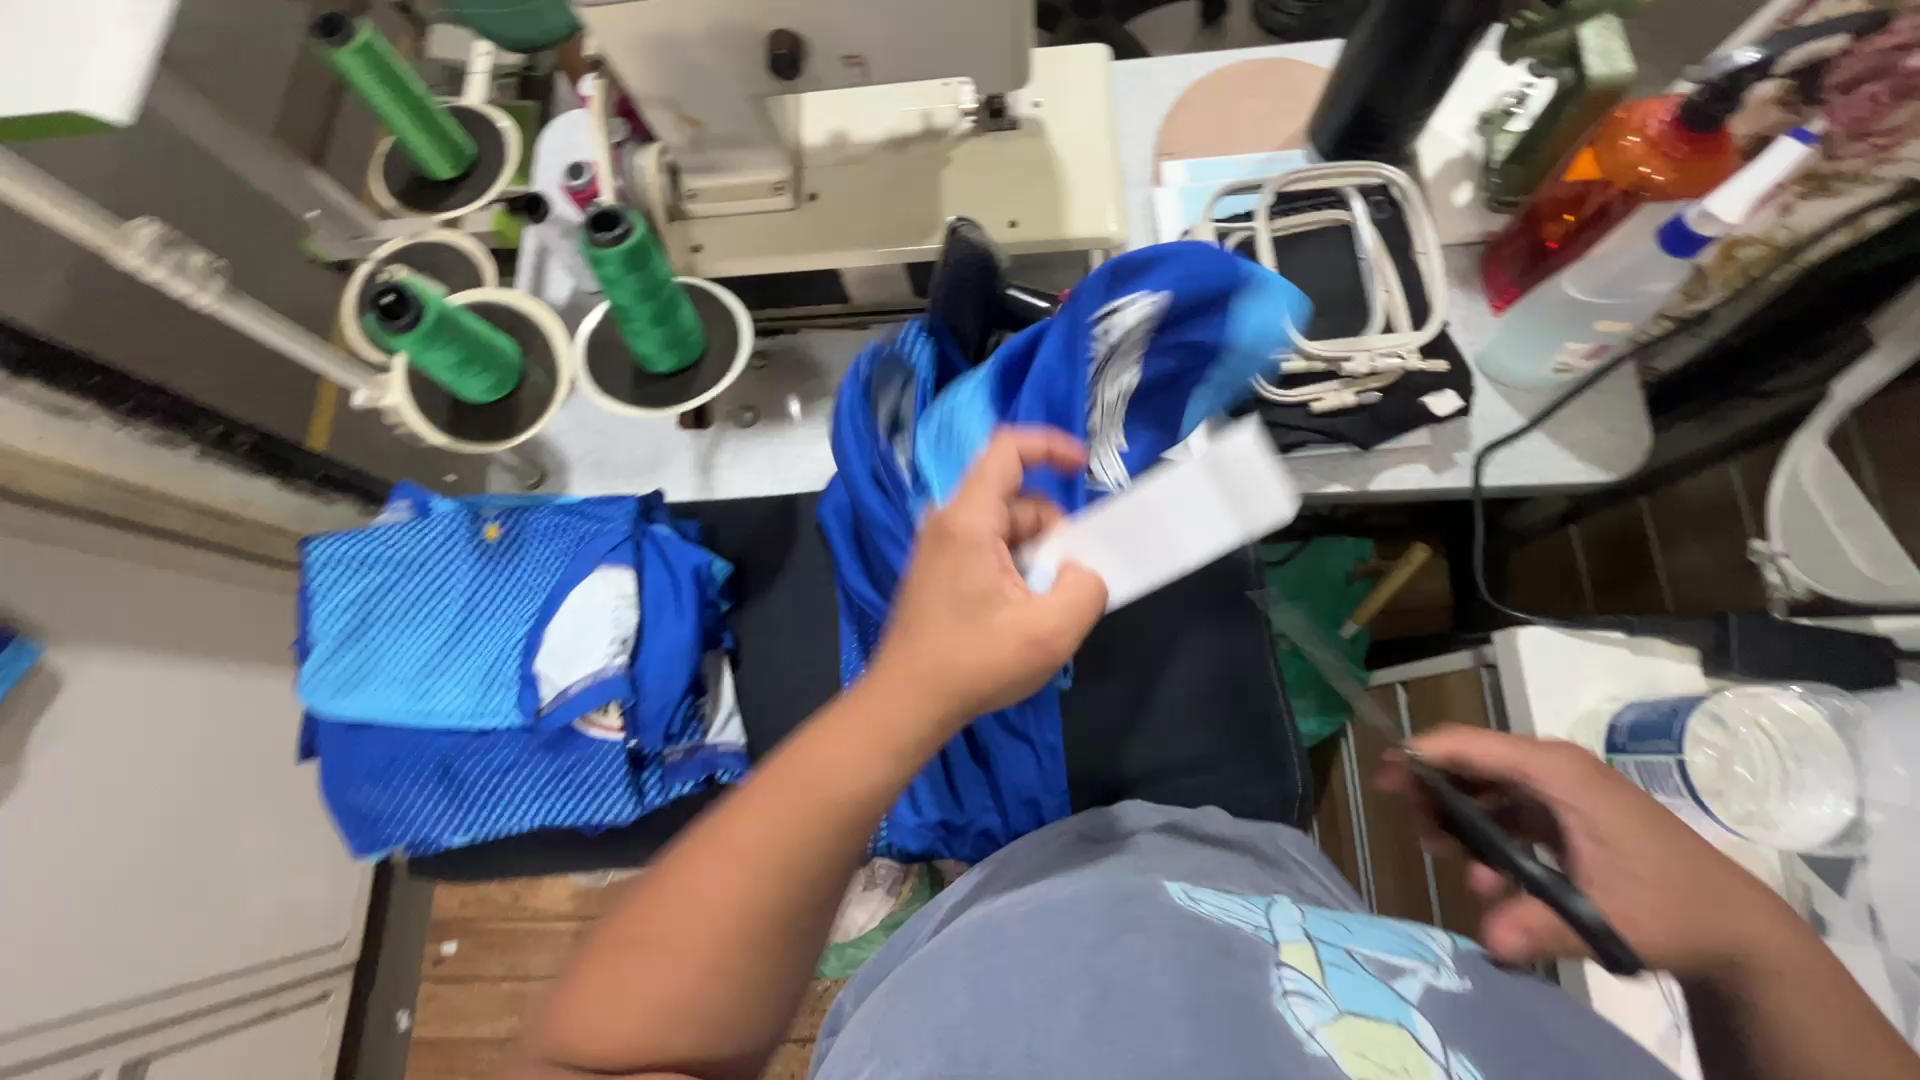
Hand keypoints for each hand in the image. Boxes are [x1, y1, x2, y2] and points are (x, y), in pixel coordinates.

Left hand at [866, 427, 1108, 731]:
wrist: (907, 702)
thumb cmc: (974, 664)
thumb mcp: (1050, 632)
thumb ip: (1086, 588)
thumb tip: (1084, 571)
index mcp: (968, 520)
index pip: (1008, 448)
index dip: (1051, 446)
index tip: (1084, 467)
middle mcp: (948, 522)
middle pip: (1017, 500)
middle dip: (1054, 534)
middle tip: (1065, 586)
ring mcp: (940, 547)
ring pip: (1007, 530)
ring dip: (1037, 560)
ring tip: (1040, 611)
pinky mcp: (939, 571)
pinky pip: (990, 551)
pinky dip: (1016, 572)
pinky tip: (1019, 616)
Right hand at [1378, 726, 1803, 982]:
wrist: (1739, 929)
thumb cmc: (1673, 909)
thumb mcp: (1606, 920)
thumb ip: (1540, 926)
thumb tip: (1488, 941)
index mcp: (1557, 773)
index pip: (1469, 745)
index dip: (1420, 756)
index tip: (1383, 780)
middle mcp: (1552, 768)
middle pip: (1469, 761)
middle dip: (1433, 794)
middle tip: (1416, 834)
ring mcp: (1559, 788)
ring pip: (1482, 784)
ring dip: (1456, 818)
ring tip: (1444, 858)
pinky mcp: (1564, 811)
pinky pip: (1504, 807)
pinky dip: (1484, 833)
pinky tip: (1485, 876)